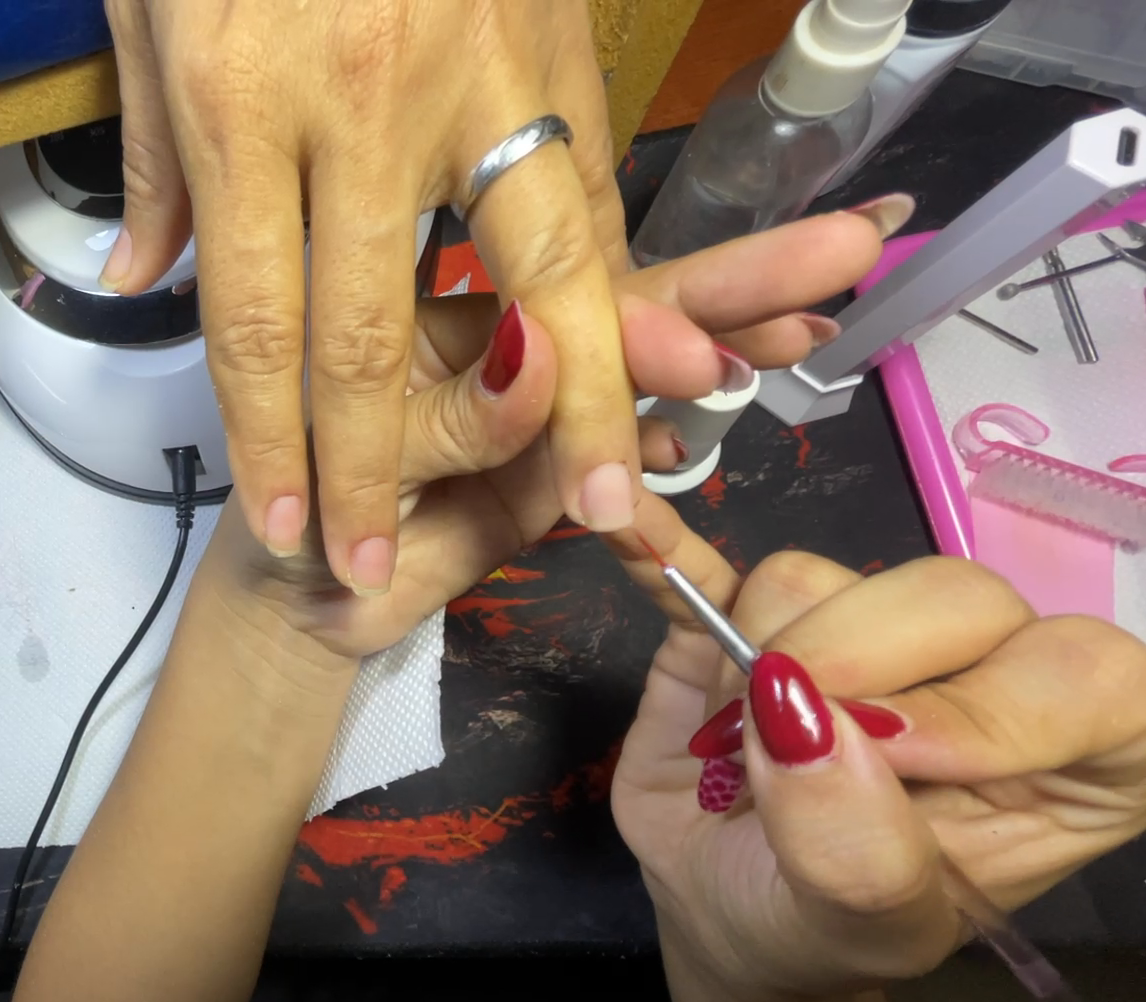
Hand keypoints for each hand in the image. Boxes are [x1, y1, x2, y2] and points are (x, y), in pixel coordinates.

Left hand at [104, 0, 633, 596]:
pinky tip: (623, 376)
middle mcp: (360, 108)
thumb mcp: (145, 16)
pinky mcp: (555, 44)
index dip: (269, 448)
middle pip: (369, 342)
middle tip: (375, 570)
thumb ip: (150, 170)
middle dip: (371, 473)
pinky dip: (605, 300)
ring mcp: (475, 72)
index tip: (284, 530)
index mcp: (241, 107)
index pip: (256, 331)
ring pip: (533, 278)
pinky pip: (582, 202)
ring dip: (568, 410)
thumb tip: (143, 282)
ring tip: (597, 508)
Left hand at [196, 207, 894, 659]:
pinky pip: (608, 474)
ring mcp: (523, 424)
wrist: (306, 606)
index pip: (537, 297)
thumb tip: (537, 355)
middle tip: (844, 251)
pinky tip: (699, 443)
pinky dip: (653, 462)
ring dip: (712, 358)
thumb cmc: (302, 512)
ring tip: (811, 327)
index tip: (694, 339)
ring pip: (623, 388)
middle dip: (716, 296)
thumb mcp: (359, 458)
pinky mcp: (539, 488)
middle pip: (606, 320)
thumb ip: (448, 420)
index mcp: (433, 327)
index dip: (621, 315)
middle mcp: (488, 361)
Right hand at [606, 500, 1145, 1001]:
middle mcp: (963, 673)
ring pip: (808, 578)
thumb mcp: (860, 928)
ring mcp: (836, 634)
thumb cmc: (810, 927)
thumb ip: (854, 847)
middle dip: (848, 659)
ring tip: (730, 736)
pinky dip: (661, 547)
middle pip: (945, 595)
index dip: (995, 704)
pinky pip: (700, 565)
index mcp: (1060, 757)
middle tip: (774, 735)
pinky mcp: (732, 619)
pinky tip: (627, 527)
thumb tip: (799, 718)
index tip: (889, 755)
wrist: (711, 897)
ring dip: (749, 649)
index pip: (1084, 676)